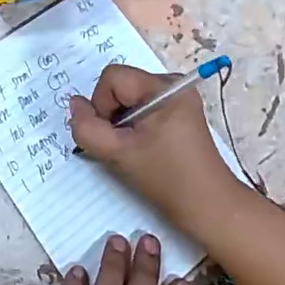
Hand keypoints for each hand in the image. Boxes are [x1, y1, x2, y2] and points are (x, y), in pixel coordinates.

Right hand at [68, 64, 248, 233]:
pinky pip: (142, 107)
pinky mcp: (179, 112)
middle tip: (123, 145)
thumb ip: (87, 128)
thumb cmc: (166, 179)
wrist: (209, 206)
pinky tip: (144, 147)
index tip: (114, 137)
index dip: (101, 105)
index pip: (112, 77)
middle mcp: (174, 84)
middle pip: (121, 85)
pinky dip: (134, 125)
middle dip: (112, 114)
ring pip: (128, 97)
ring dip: (122, 122)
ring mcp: (178, 97)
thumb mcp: (117, 154)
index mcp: (165, 87)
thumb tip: (75, 104)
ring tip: (134, 149)